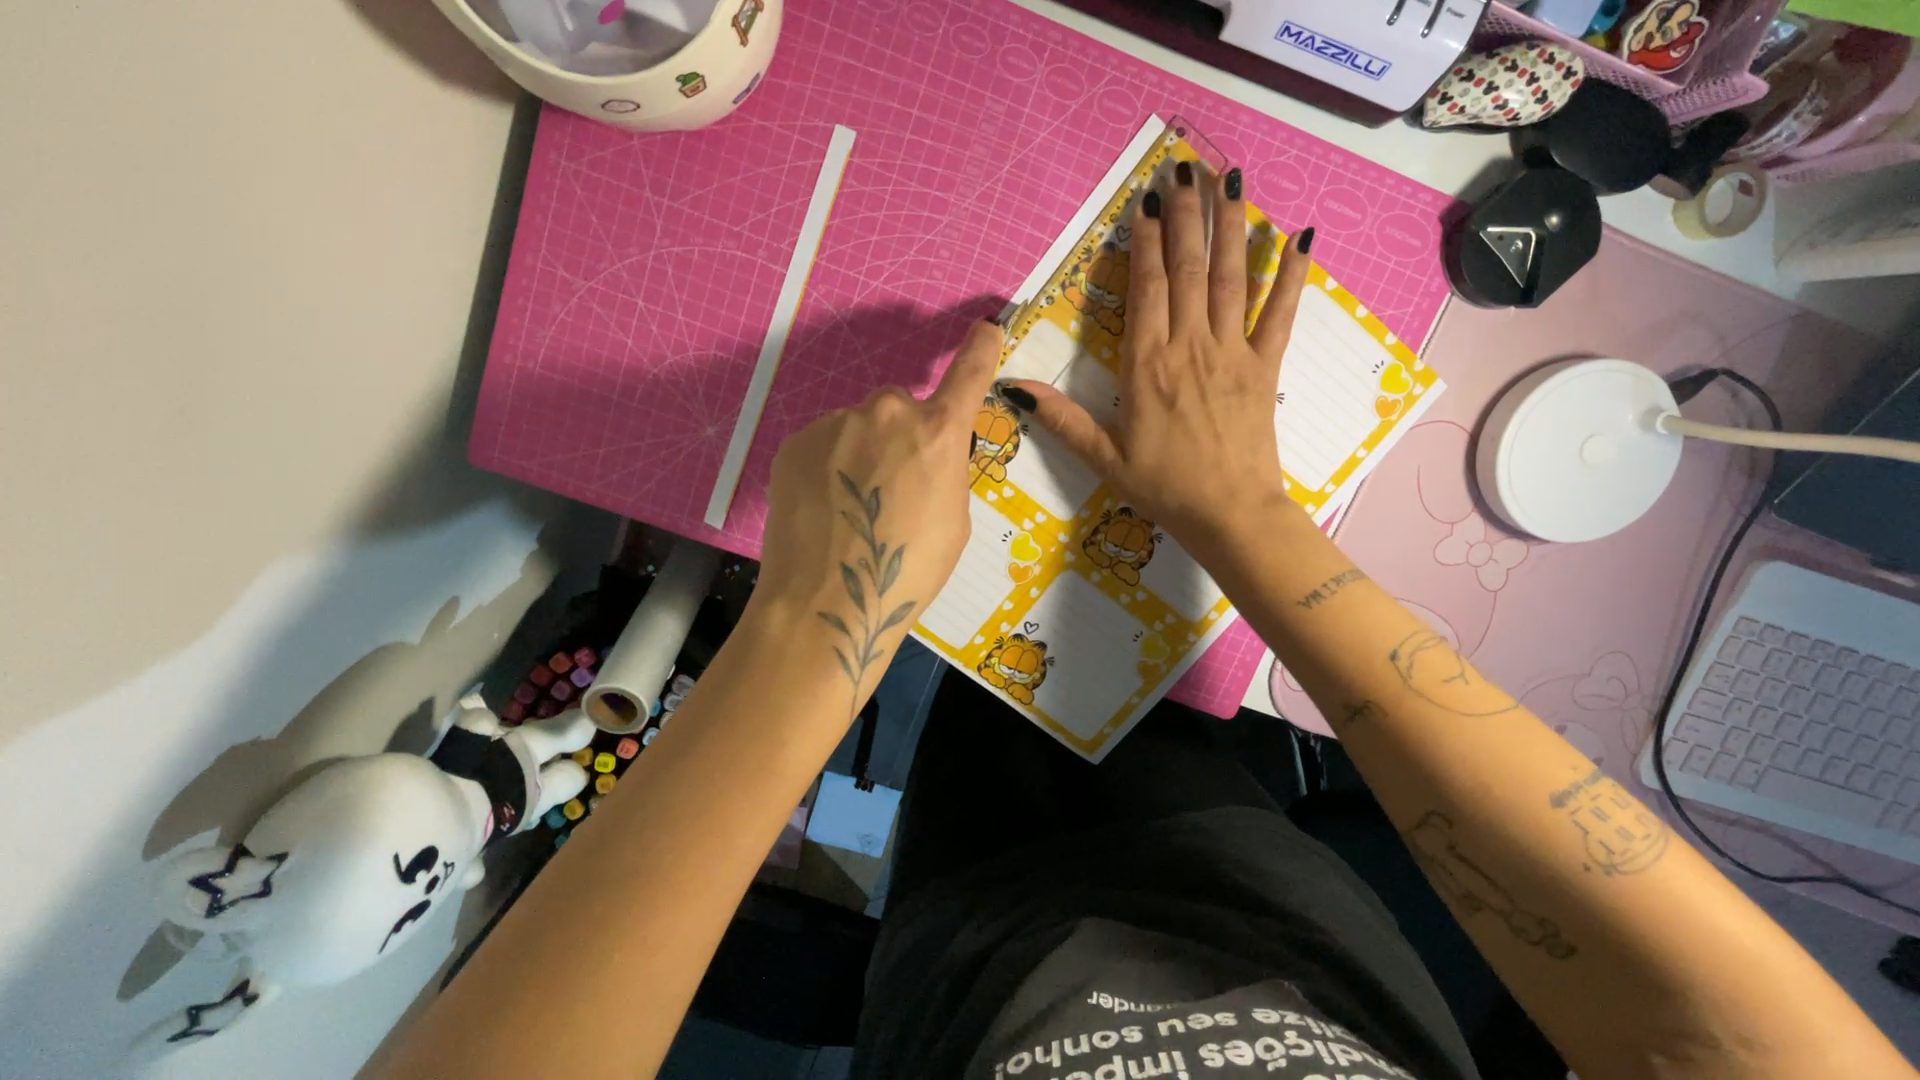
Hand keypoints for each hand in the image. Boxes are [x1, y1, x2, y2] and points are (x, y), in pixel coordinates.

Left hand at [752, 319, 1002, 708]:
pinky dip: (827, 466)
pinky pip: (824, 444)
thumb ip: (943, 471)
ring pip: (858, 427)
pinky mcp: (796, 443)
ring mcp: (834, 424)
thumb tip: (922, 456)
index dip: (980, 349)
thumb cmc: (907, 572)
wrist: (826, 601)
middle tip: (893, 490)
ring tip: (852, 509)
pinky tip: (823, 509)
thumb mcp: (953, 522)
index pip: (968, 374)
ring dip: (861, 452)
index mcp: (937, 433)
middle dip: (902, 437)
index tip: (987, 327)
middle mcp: (887, 413)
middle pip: (900, 409)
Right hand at [1008, 163, 1313, 559]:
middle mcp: (1189, 346)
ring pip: (1231, 277)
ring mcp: (1231, 353)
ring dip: (1231, 224)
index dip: (1145, 240)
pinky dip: (1292, 275)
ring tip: (1231, 177)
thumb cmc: (1163, 488)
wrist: (1229, 516)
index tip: (1146, 200)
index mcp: (1147, 366)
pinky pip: (1280, 314)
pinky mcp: (1264, 367)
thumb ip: (1063, 419)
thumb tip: (1014, 389)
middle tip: (1185, 166)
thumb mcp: (1103, 458)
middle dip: (1185, 214)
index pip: (1146, 288)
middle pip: (1187, 268)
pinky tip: (1301, 236)